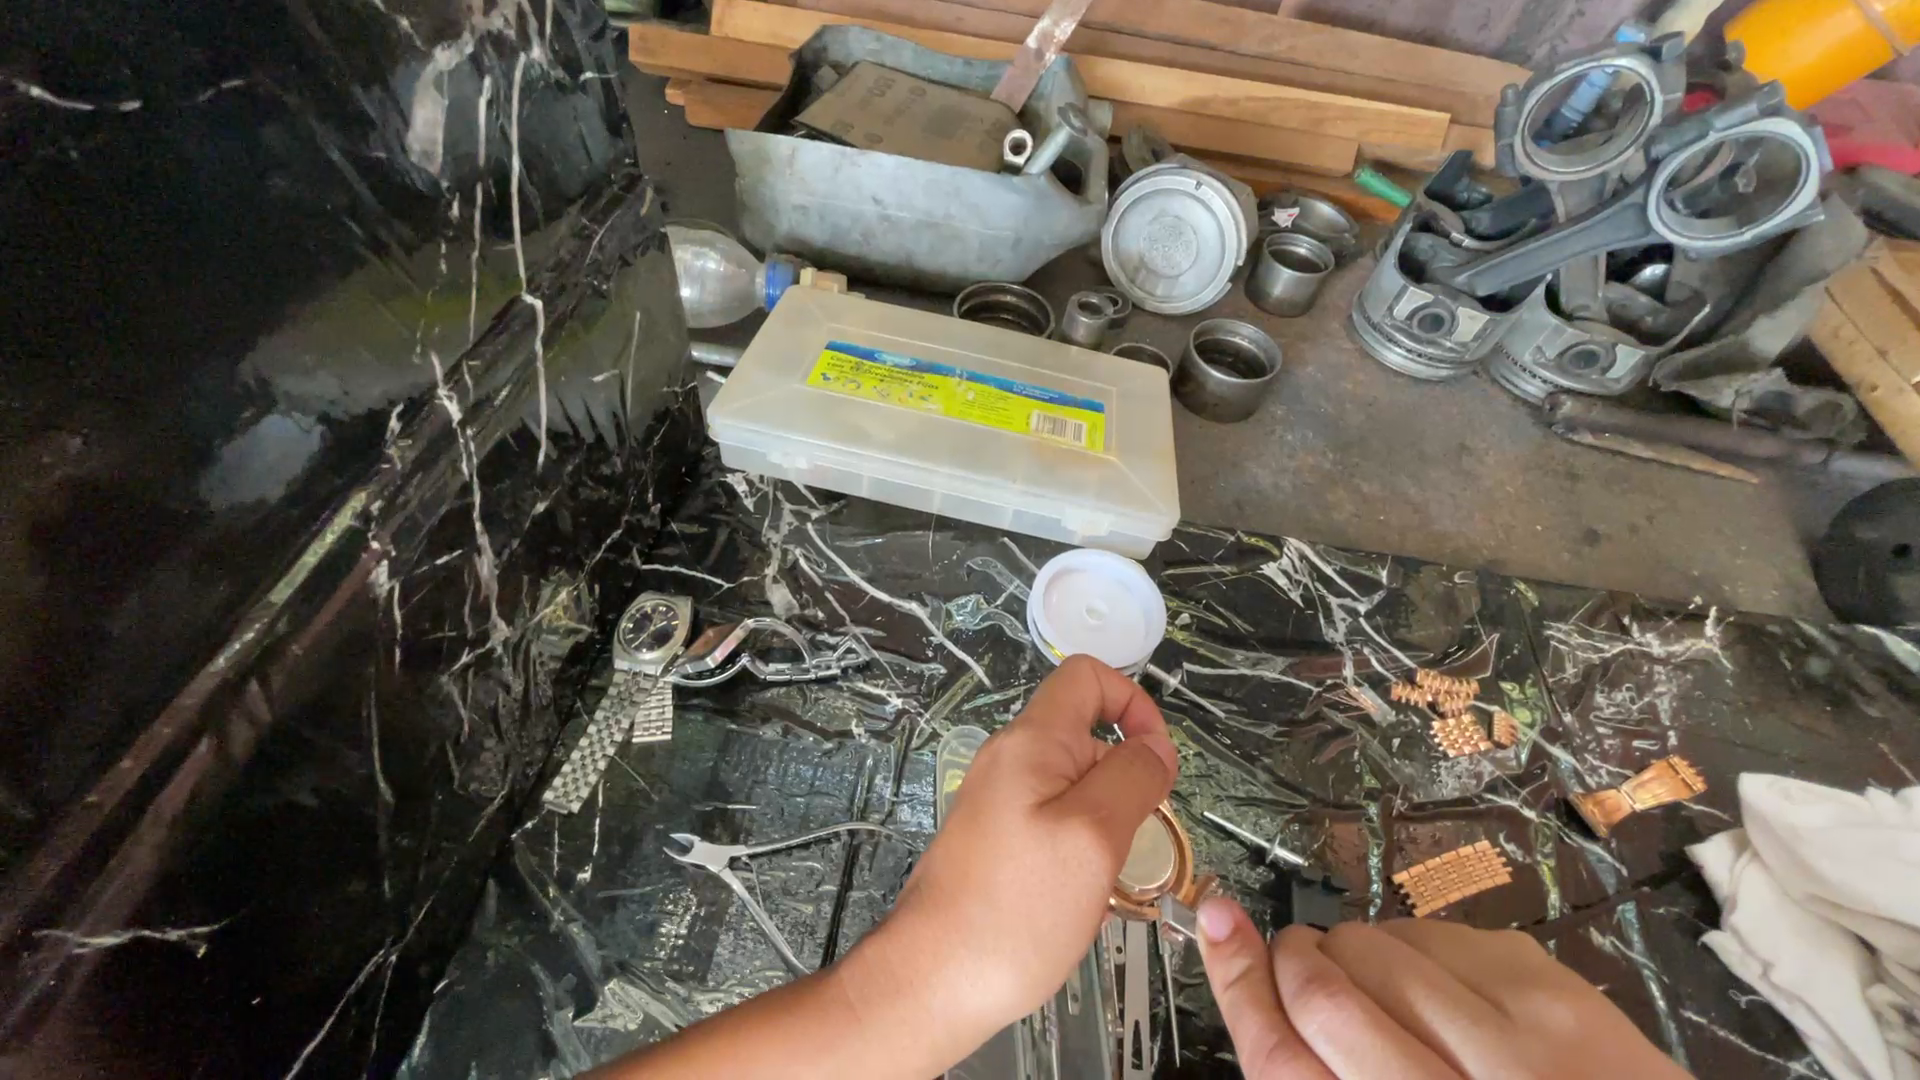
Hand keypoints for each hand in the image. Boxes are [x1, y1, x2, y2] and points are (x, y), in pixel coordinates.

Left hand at [840, 656, 1178, 1063]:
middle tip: (1129, 840)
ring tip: (1103, 877)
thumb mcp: (1092, 836)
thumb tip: (1156, 746)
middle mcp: (1010, 757)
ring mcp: (998, 797)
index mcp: (1030, 740)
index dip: (1132, 703)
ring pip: (1073, 781)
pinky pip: (1053, 815)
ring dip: (1105, 817)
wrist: (932, 979)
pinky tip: (1081, 893)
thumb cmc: (1016, 908)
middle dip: (1123, 775)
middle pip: (1085, 732)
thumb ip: (1132, 778)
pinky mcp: (995, 835)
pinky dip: (1080, 841)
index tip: (1155, 761)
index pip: (1086, 676)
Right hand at [1196, 899, 1691, 1078]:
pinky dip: (1417, 950)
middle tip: (1305, 968)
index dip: (1237, 982)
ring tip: (1392, 1000)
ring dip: (1358, 956)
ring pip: (1372, 946)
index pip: (1280, 1062)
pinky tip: (1449, 998)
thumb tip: (1233, 940)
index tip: (1216, 919)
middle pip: (1320, 992)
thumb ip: (1308, 1063)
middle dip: (1297, 962)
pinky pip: (1434, 931)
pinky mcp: (1558, 996)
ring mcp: (1519, 1050)